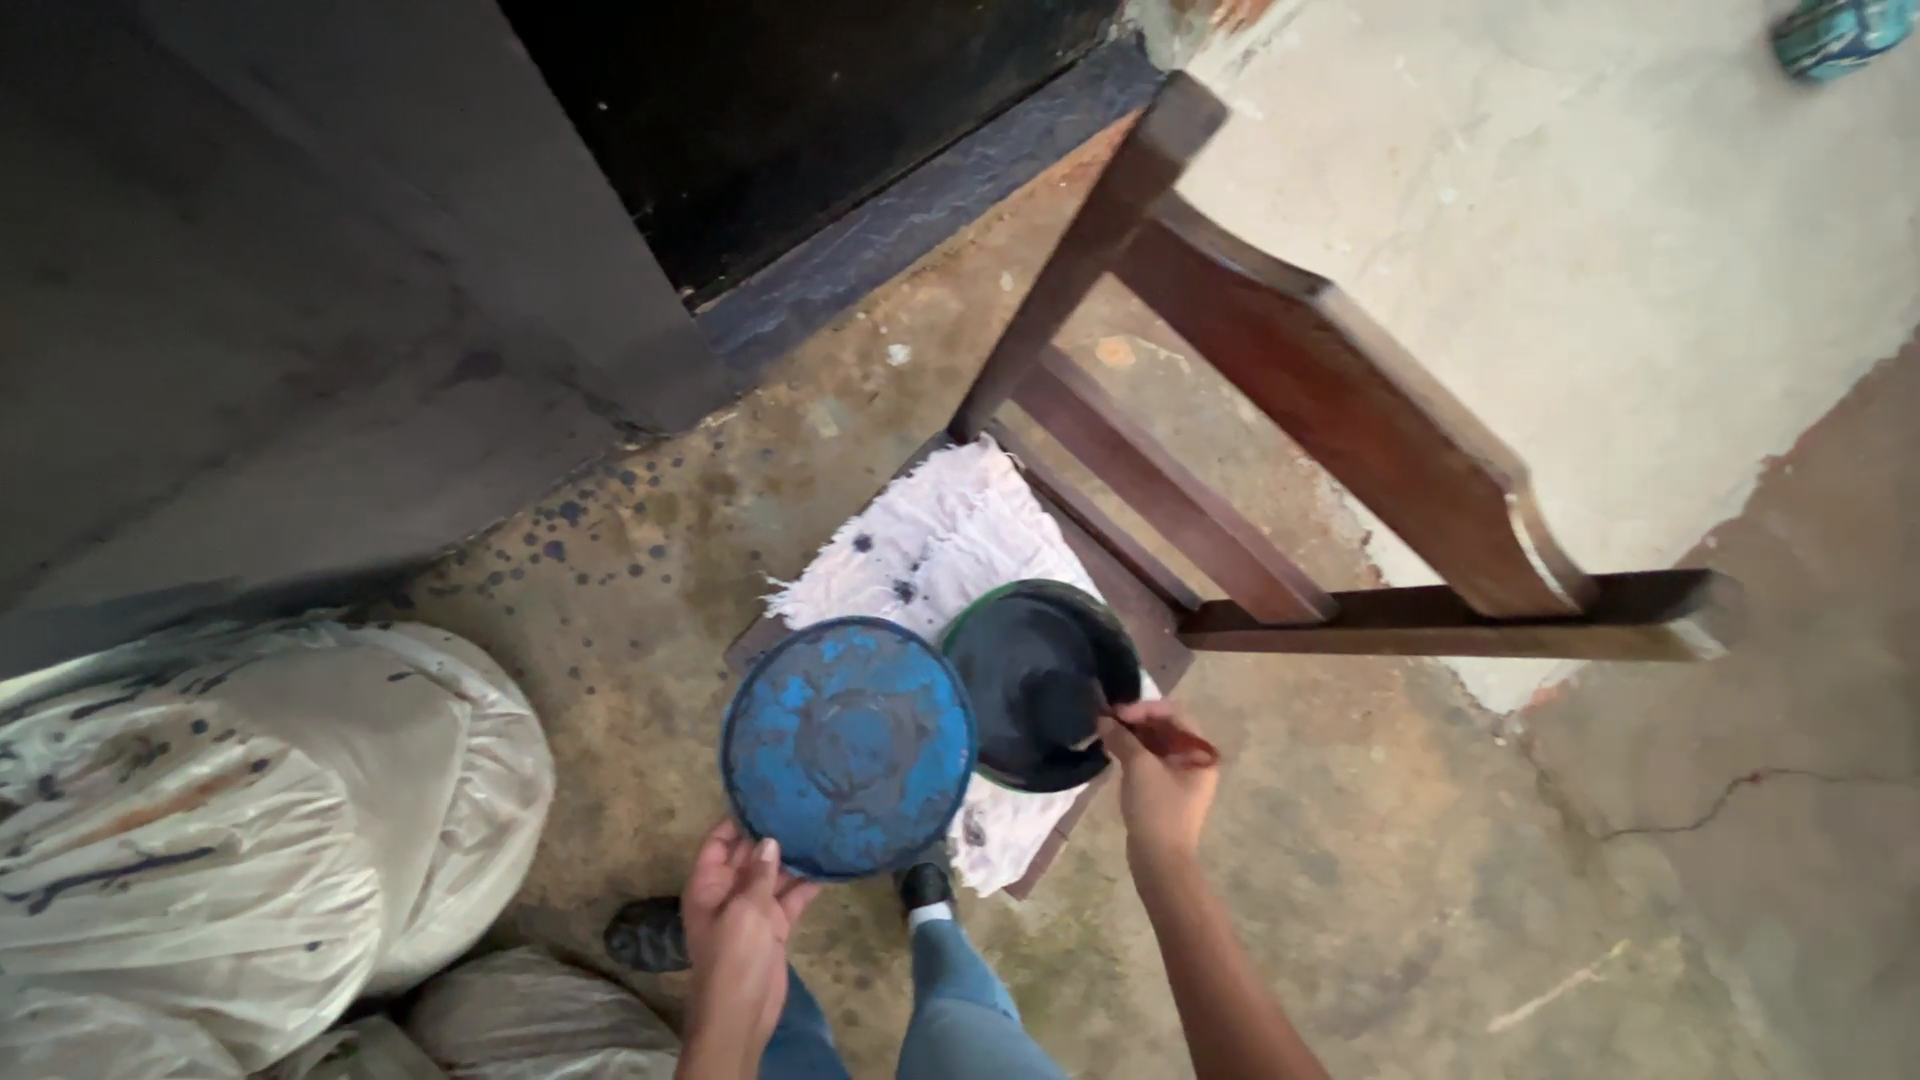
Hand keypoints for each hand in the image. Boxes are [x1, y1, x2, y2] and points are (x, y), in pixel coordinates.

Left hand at [678, 819, 821, 1078]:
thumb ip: (759, 874)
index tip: (762, 797)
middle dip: (770, 835)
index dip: (735, 821)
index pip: (717, 843)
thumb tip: (770, 840)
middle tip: (798, 805)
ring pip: (773, 874)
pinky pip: (791, 897)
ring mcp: (753, 909)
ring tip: (817, 827)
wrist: (742, 1013)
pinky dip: (807, 884)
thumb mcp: (744, 910)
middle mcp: (729, 893)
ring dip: (792, 857)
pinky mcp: (775, 925)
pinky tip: (827, 864)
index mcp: (708, 886)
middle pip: (748, 855)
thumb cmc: (733, 957)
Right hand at [1098, 702, 1218, 869]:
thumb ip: (1121, 737)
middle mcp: (1196, 761)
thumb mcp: (1138, 767)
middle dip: (1136, 720)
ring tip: (1107, 733)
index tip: (1117, 714)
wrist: (1160, 860)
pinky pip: (1151, 761)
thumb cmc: (1157, 809)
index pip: (1173, 714)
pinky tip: (1113, 750)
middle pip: (1165, 727)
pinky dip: (1133, 752)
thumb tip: (1103, 720)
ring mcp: (1182, 777)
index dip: (1144, 708)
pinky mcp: (1166, 790)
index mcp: (1200, 753)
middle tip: (1108, 720)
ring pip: (1156, 744)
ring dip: (1132, 735)